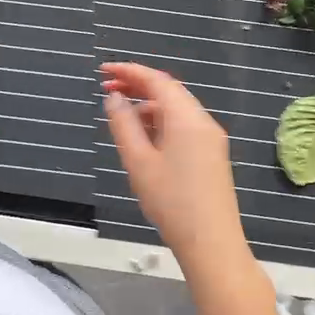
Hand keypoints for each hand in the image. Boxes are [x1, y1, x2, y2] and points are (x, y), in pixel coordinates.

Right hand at [100, 62, 247, 260]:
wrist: (212, 245)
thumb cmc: (171, 201)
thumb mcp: (137, 160)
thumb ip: (123, 123)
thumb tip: (114, 98)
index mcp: (187, 119)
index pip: (157, 79)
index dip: (128, 70)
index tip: (102, 70)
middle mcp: (203, 122)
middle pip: (168, 90)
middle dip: (137, 84)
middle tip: (106, 88)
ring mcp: (210, 139)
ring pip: (176, 107)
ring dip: (147, 103)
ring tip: (120, 114)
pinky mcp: (211, 155)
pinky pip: (183, 124)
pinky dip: (160, 119)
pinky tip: (143, 135)